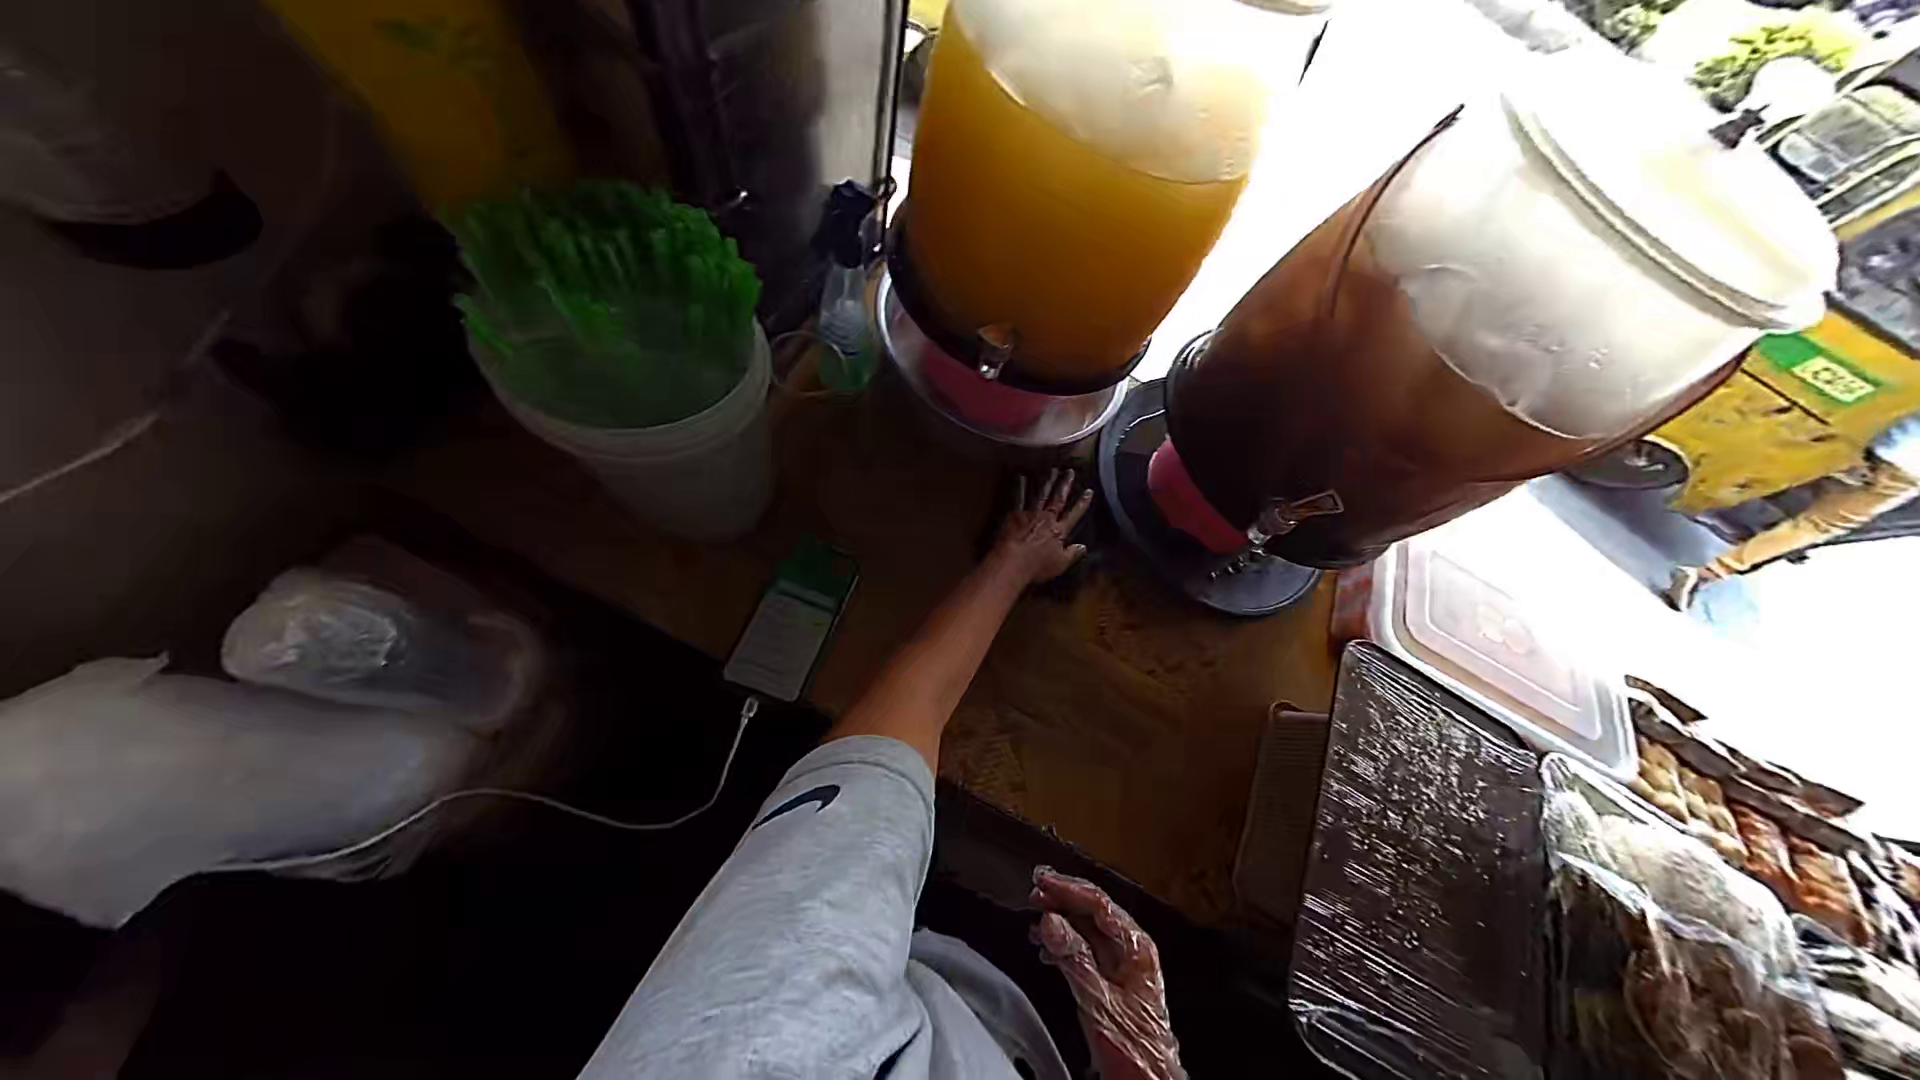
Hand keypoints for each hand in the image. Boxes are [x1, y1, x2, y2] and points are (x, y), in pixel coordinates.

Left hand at [992, 469, 1092, 585]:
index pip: (1074, 514)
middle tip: (1070, 472)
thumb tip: (1083, 547)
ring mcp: (1030, 514)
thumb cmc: (1036, 566)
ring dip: (1047, 482)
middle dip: (1065, 485)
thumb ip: (1072, 554)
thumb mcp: (1060, 564)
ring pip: (1040, 495)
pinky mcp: (1014, 514)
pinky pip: (1018, 498)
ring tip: (1051, 470)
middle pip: (1058, 499)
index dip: (1082, 503)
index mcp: (1059, 531)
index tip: (1089, 491)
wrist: (1012, 561)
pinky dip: (1020, 487)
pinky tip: (1020, 477)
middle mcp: (1046, 519)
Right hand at [1031, 867, 1185, 1079]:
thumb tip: (1051, 921)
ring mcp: (1121, 962)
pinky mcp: (1110, 977)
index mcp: (1135, 946)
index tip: (1042, 881)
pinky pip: (1083, 947)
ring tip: (1035, 917)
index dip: (1068, 889)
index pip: (1099, 904)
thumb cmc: (1134, 1051)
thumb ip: (1075, 959)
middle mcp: (1130, 947)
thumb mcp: (1100, 1003)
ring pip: (1086, 927)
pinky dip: (1062, 942)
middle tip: (1034, 892)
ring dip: (1059, 919)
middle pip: (1093, 910)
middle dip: (1062, 899)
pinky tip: (1046, 945)